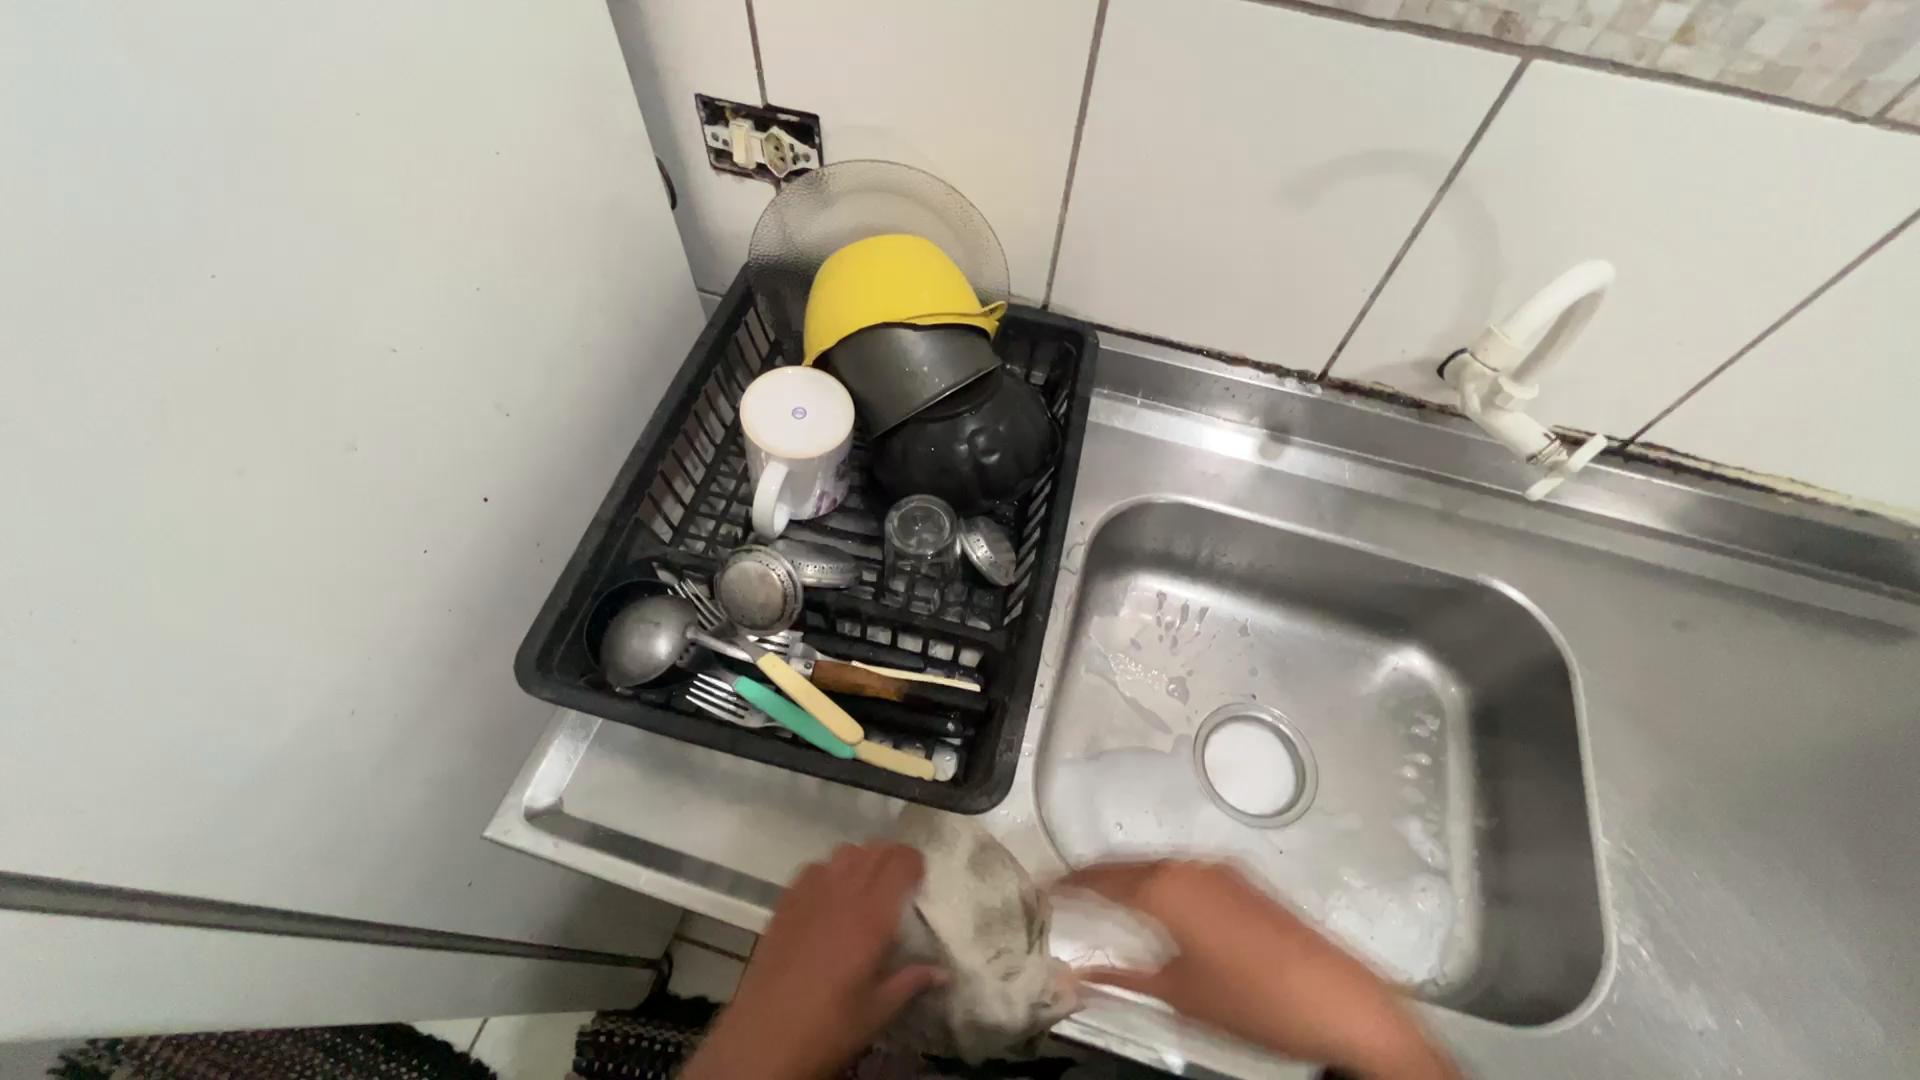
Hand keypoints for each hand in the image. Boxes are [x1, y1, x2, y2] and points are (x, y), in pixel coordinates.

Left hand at [680, 842, 944, 1079]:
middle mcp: (843, 893)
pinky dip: (831, 869)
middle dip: (894, 856)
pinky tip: (831, 894)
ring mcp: (810, 894)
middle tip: (903, 878)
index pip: (900, 863)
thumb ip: (912, 982)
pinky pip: (814, 867)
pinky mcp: (785, 903)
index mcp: (872, 917)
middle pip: (874, 850)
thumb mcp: (877, 1012)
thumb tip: (944, 973)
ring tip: (869, 881)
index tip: (923, 876)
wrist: (761, 1041)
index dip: (915, 862)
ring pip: (845, 851)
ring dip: (863, 858)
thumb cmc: (827, 1028)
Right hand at [1056, 860, 1456, 1079]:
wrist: (1340, 1001)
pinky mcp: (1242, 880)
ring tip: (1103, 900)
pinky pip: (1183, 870)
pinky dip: (1158, 882)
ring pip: (1155, 864)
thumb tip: (1080, 972)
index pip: (1099, 876)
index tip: (1043, 889)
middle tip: (1066, 893)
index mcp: (1165, 887)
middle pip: (1125, 863)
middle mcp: (1189, 865)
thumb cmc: (1257, 1001)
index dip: (1066, 883)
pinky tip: (1156, 906)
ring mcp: (1220, 868)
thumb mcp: (1178, 994)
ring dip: (1127, 878)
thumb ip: (1121, 976)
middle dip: (1093, 877)